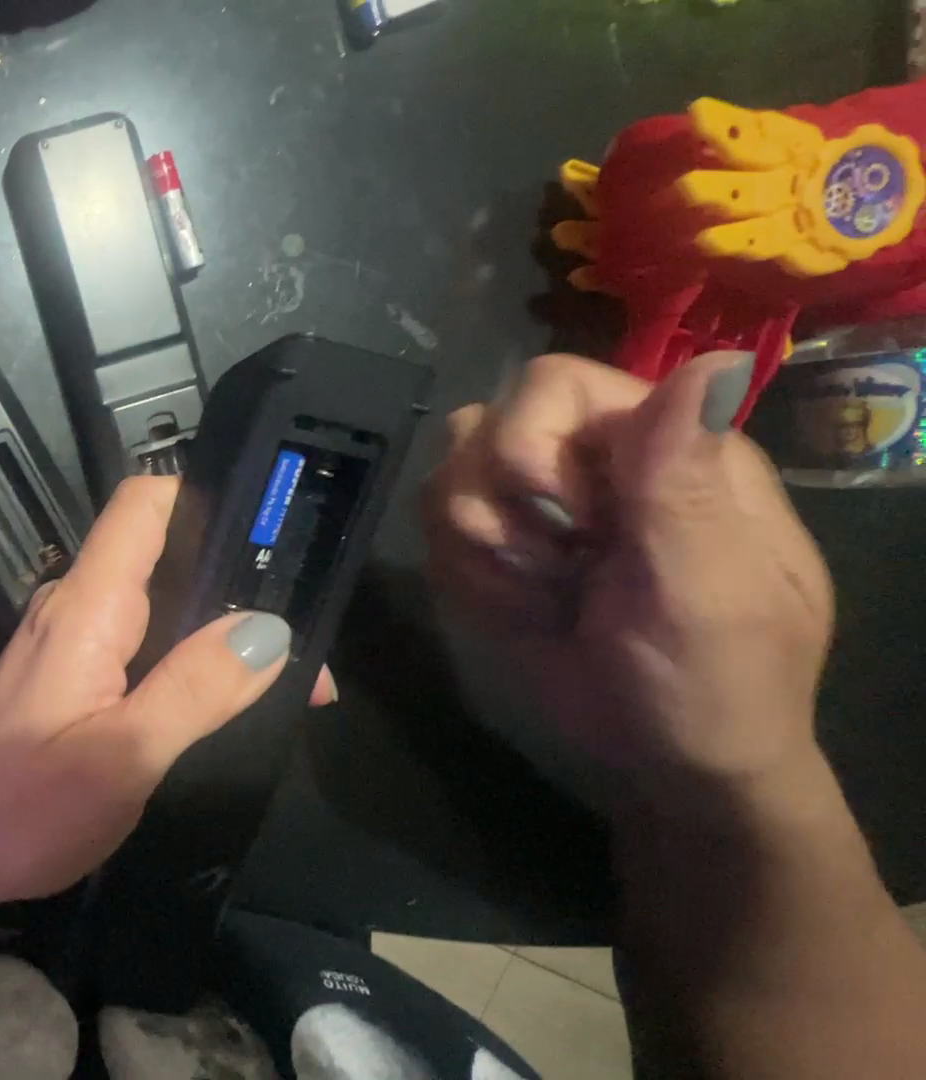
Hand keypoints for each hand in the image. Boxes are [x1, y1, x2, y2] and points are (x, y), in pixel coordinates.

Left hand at [0, 476, 336, 920]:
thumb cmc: (24, 809)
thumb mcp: (124, 756)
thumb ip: (195, 689)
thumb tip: (268, 629)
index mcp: (85, 607)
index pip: (142, 507)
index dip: (205, 497)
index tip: (275, 529)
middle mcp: (74, 606)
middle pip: (161, 551)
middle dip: (236, 578)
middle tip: (308, 633)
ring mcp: (70, 638)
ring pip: (156, 600)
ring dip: (219, 625)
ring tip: (291, 670)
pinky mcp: (71, 671)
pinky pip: (140, 640)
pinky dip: (189, 656)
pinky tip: (229, 693)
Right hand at [421, 351, 833, 804]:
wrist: (665, 756)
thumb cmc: (714, 679)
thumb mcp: (709, 589)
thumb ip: (687, 481)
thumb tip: (709, 362)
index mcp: (661, 449)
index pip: (550, 384)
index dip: (529, 443)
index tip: (569, 520)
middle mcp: (587, 463)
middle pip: (475, 430)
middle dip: (493, 508)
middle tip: (555, 567)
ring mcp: (532, 508)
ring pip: (442, 483)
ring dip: (478, 553)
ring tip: (542, 595)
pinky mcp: (492, 550)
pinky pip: (433, 537)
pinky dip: (466, 579)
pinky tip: (519, 609)